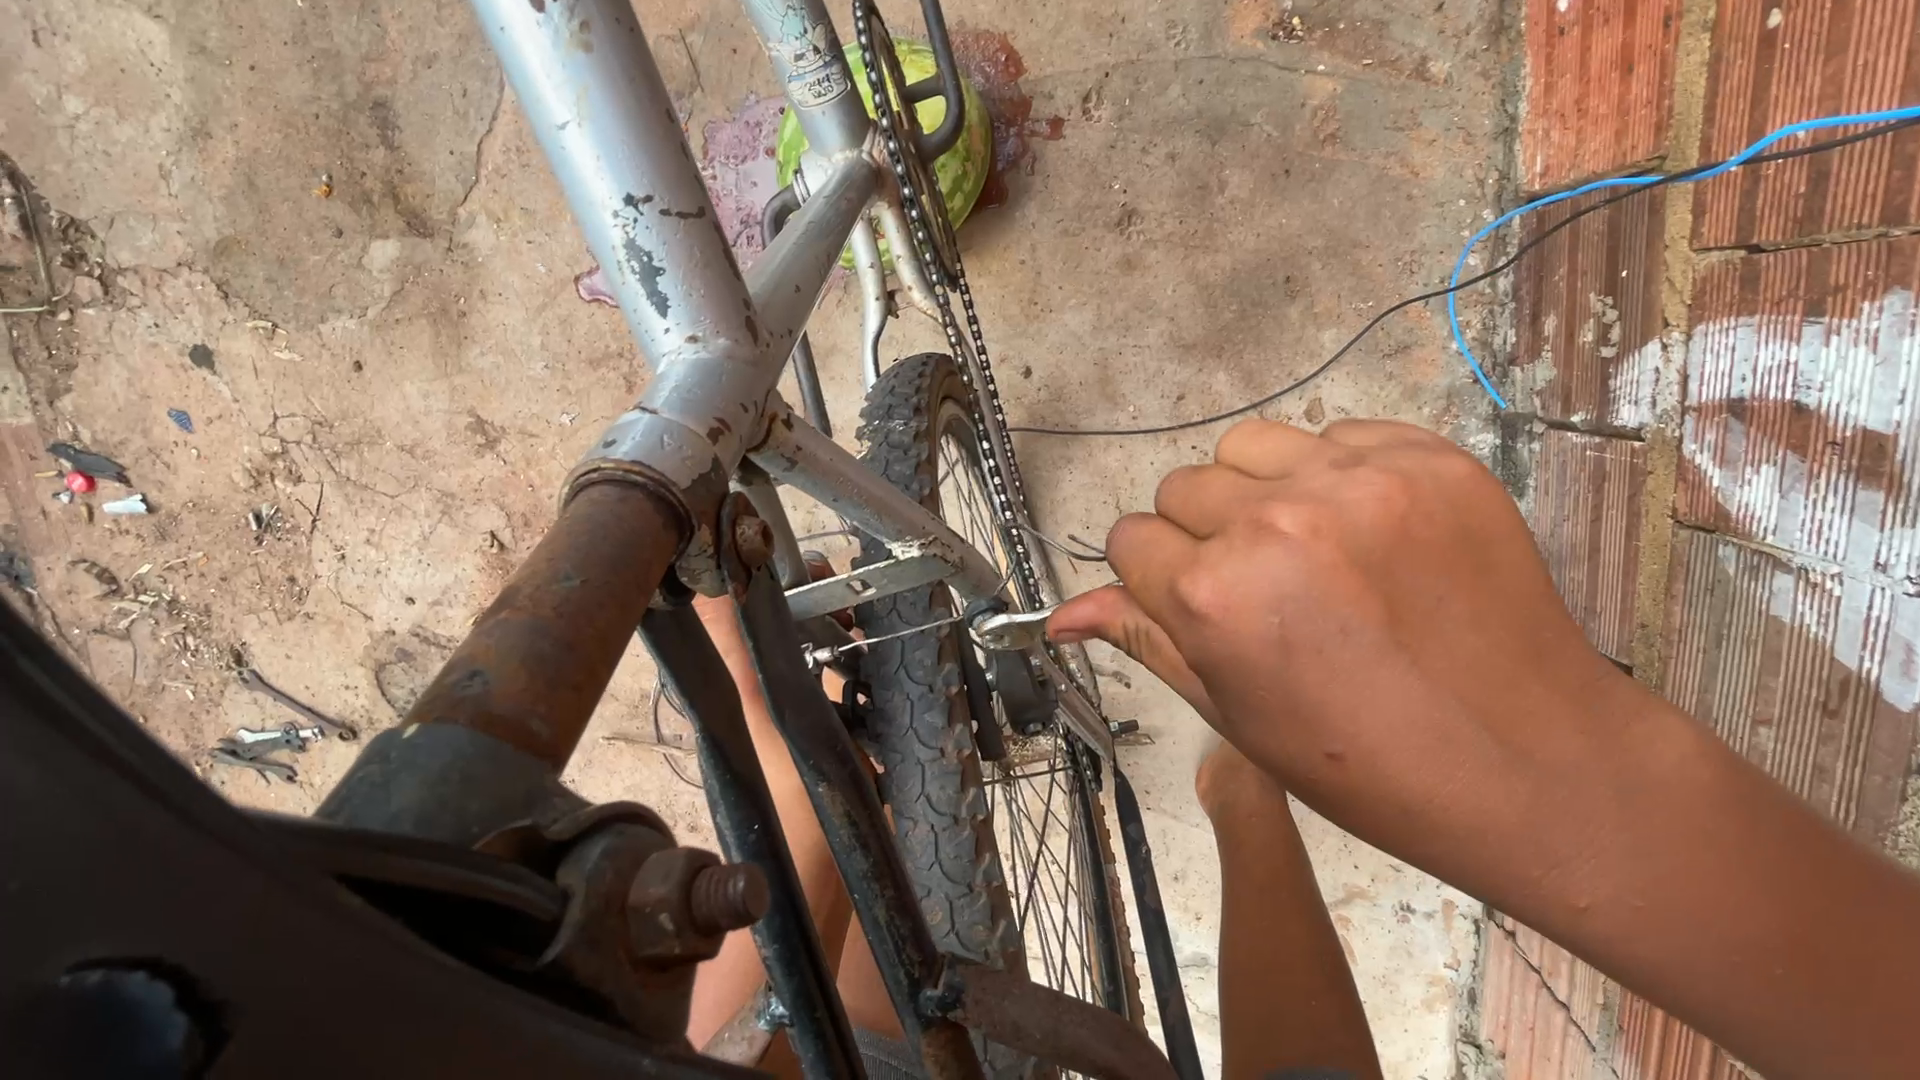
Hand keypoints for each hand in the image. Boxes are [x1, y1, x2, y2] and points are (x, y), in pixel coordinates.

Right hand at [1051, 418, 1637, 876]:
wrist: (1530, 762)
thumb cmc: (1360, 760)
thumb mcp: (1232, 710)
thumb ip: (1143, 639)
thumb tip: (1059, 617)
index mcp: (1211, 595)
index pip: (1128, 540)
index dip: (1152, 578)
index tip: (1192, 604)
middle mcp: (1271, 523)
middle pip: (1179, 488)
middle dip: (1199, 534)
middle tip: (1256, 586)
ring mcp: (1354, 482)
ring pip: (1245, 447)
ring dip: (1253, 490)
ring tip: (1302, 544)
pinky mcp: (1425, 459)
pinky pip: (1334, 435)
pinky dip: (1330, 474)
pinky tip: (1364, 530)